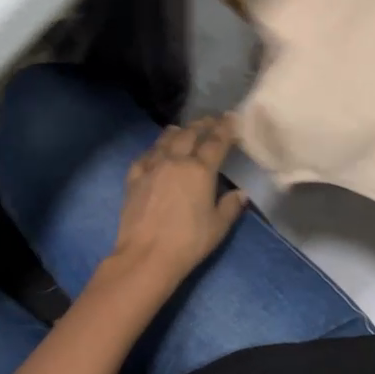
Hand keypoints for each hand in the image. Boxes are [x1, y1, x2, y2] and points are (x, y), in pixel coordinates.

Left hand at [112, 115, 248, 283]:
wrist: (146, 255)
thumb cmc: (189, 241)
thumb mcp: (218, 226)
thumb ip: (231, 206)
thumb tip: (241, 193)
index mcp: (200, 170)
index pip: (216, 142)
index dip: (225, 128)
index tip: (231, 118)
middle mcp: (175, 162)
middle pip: (189, 135)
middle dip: (202, 125)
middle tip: (210, 120)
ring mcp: (151, 168)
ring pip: (164, 141)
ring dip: (177, 132)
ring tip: (182, 128)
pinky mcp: (133, 180)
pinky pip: (144, 157)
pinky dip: (153, 150)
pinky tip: (154, 152)